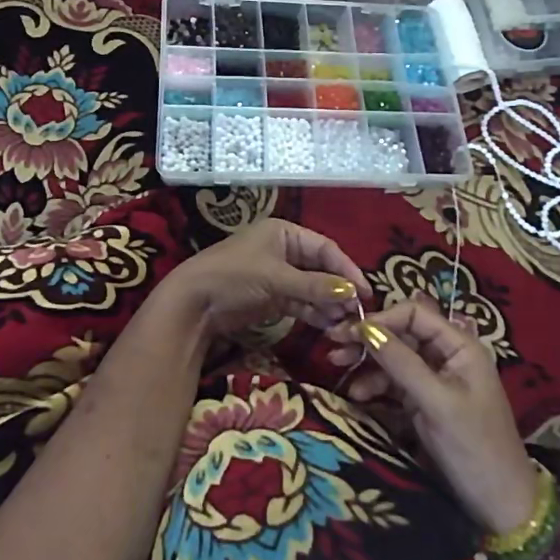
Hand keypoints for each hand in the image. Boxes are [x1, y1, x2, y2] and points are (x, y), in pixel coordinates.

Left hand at [156, 219, 371, 336]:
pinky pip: (301, 303)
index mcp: (283, 233)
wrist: (194, 302)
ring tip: (347, 324)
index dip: (346, 269)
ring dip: (329, 305)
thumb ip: (314, 285)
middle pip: (321, 269)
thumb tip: (352, 293)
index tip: (365, 292)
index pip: (325, 248)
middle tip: (359, 313)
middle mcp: (283, 250)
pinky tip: (330, 326)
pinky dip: (315, 313)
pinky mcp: (272, 298)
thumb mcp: (275, 278)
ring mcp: (278, 275)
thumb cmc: (233, 276)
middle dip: (339, 290)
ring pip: (313, 289)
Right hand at [326, 297, 539, 533]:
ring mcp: (434, 379)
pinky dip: (373, 386)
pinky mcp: (422, 402)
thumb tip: (364, 327)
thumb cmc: (474, 446)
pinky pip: (391, 383)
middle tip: (333, 344)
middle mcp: (446, 356)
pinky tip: (357, 396)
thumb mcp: (436, 401)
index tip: (350, 332)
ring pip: (391, 357)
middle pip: (400, 333)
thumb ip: (401, 362)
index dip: (382, 318)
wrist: (498, 504)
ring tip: (337, 366)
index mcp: (460, 347)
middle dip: (367, 338)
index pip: (415, 314)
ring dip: (365, 361)